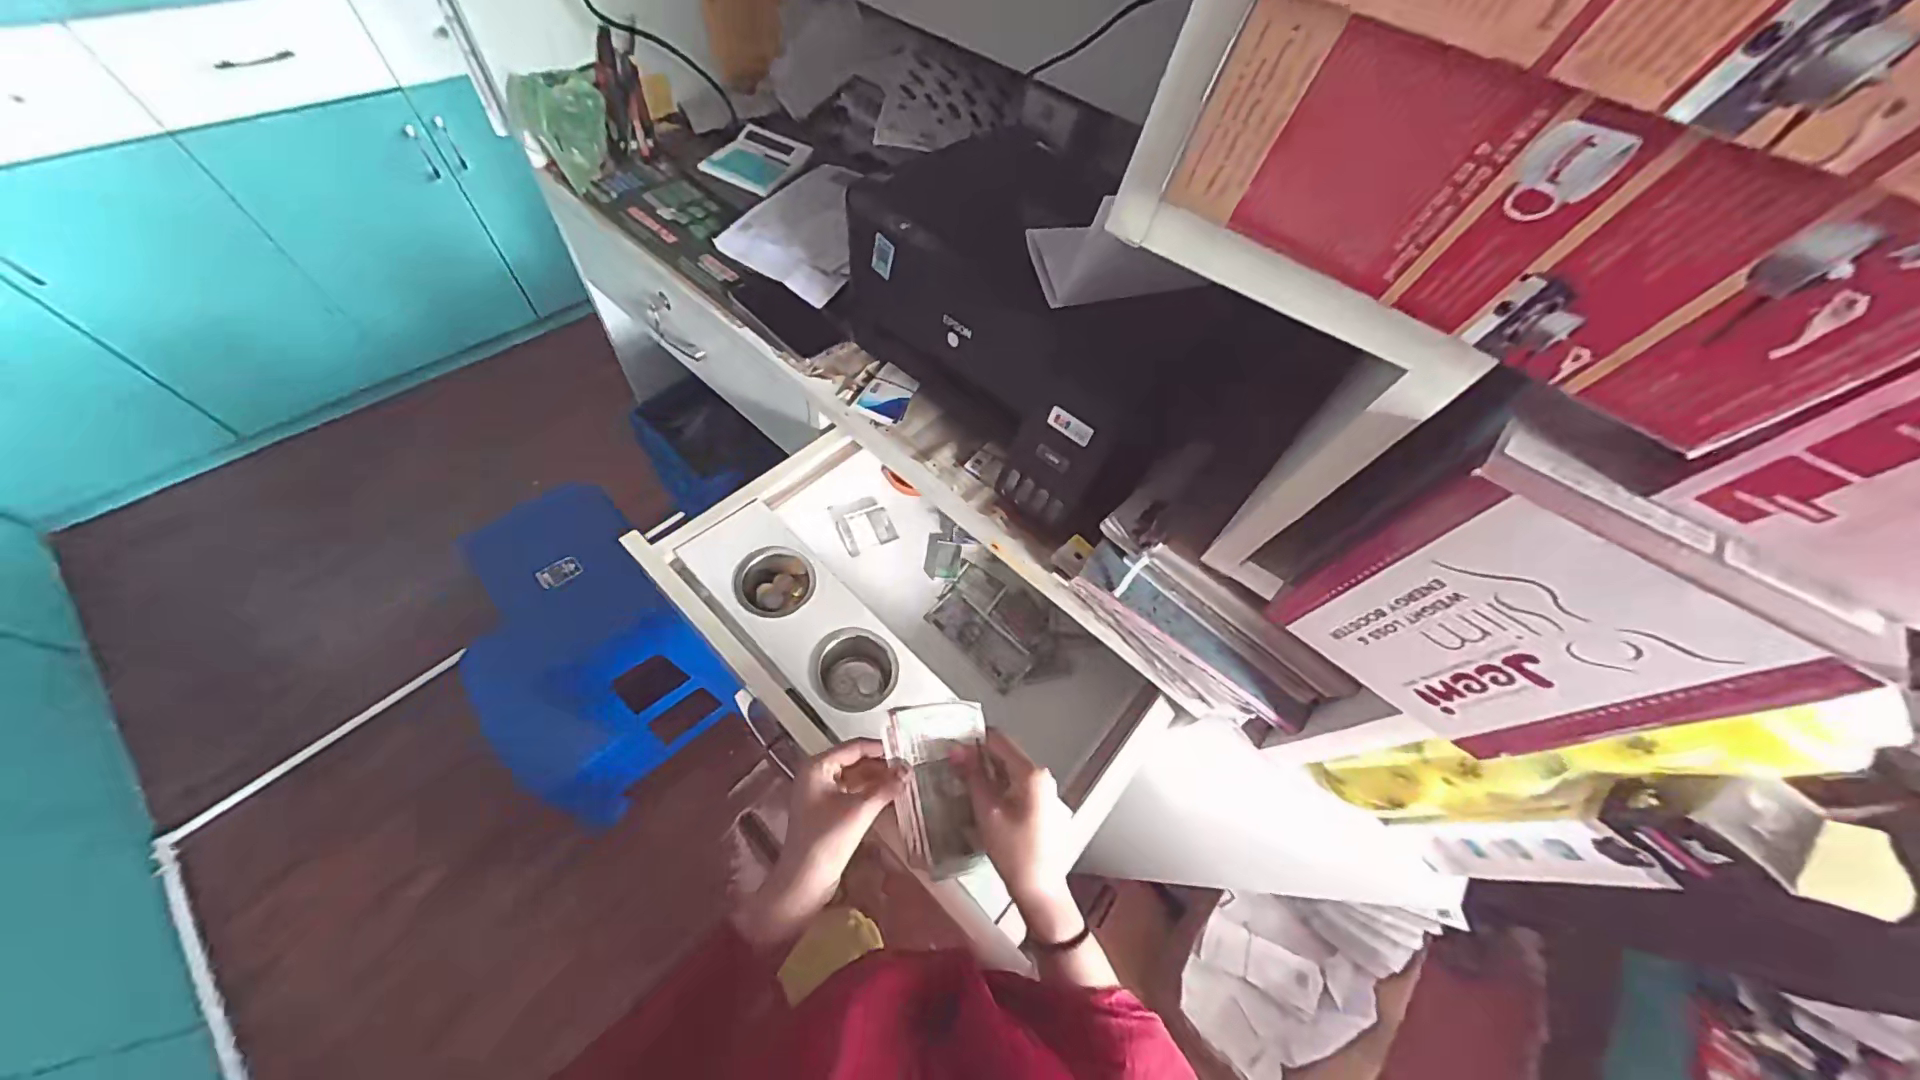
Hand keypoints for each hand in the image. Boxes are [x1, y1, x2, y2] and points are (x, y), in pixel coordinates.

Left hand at [733, 739, 902, 945]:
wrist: (803, 883)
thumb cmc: (826, 841)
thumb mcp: (860, 811)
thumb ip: (886, 788)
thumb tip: (908, 771)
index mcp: (817, 766)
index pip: (854, 747)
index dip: (881, 748)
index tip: (905, 751)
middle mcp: (816, 775)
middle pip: (855, 762)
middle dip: (881, 766)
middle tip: (908, 769)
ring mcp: (820, 794)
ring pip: (855, 779)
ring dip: (877, 780)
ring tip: (904, 782)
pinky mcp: (826, 812)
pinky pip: (851, 794)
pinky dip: (869, 794)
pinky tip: (889, 796)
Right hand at [956, 730, 1073, 913]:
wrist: (1039, 890)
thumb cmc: (1014, 852)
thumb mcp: (987, 811)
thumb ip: (972, 776)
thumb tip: (956, 750)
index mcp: (1031, 772)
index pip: (998, 739)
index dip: (973, 741)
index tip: (951, 750)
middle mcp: (1040, 775)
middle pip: (1004, 753)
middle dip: (978, 758)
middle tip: (952, 768)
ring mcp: (1043, 789)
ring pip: (1008, 769)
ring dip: (986, 773)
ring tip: (962, 783)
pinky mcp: (1040, 803)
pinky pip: (1014, 783)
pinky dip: (997, 786)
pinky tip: (980, 799)